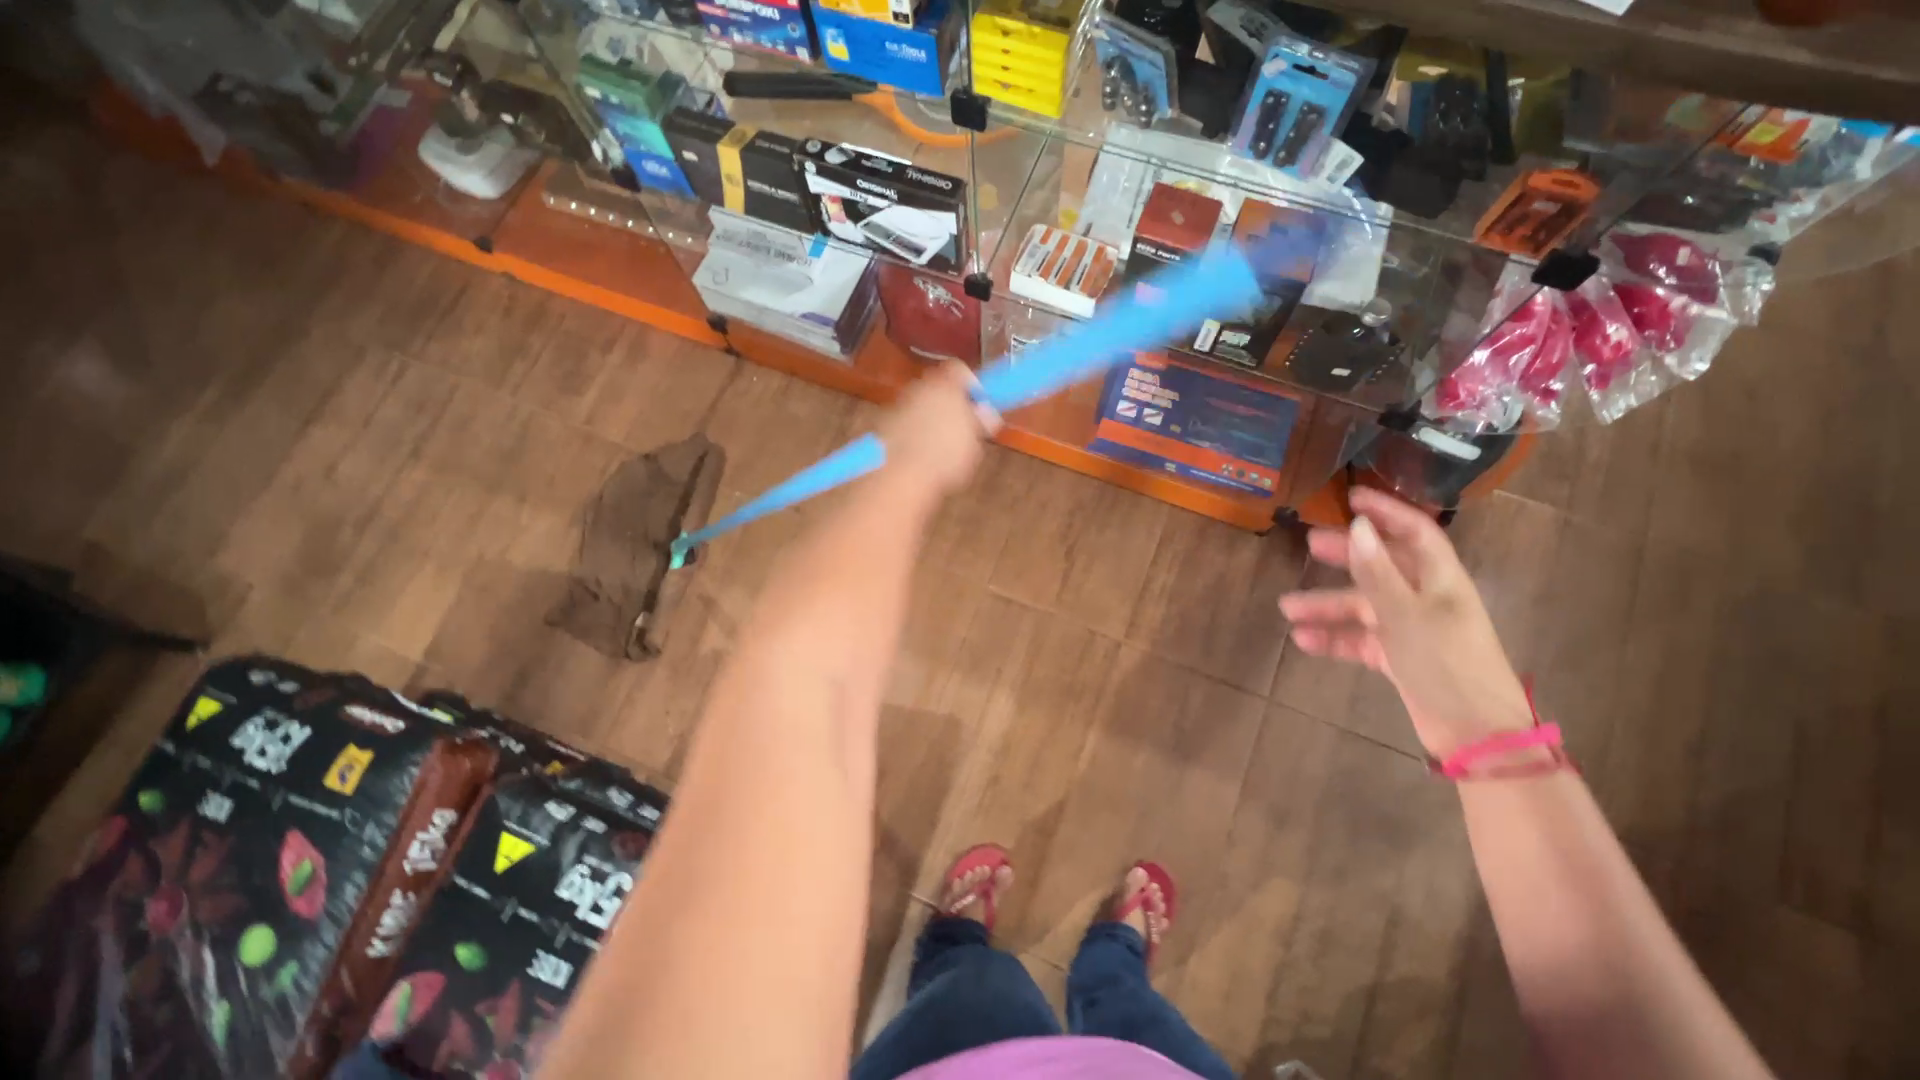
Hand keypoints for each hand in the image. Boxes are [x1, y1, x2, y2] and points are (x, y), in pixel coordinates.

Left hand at [878, 361, 995, 493]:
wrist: (902, 476)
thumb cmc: (945, 458)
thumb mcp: (976, 444)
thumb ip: (980, 424)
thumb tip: (984, 414)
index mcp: (946, 385)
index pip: (960, 369)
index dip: (972, 385)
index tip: (980, 406)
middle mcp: (920, 387)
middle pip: (938, 386)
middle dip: (950, 402)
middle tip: (963, 428)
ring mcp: (899, 404)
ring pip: (920, 403)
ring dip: (930, 417)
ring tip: (941, 445)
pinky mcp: (883, 423)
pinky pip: (905, 420)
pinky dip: (912, 430)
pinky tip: (920, 454)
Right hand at [1278, 488, 1532, 757]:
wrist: (1474, 731)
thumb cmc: (1446, 663)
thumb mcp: (1407, 614)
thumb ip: (1378, 573)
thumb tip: (1357, 526)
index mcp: (1440, 579)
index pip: (1414, 532)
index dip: (1387, 512)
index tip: (1351, 497)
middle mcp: (1426, 598)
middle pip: (1382, 566)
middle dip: (1346, 556)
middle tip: (1308, 544)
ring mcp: (1412, 630)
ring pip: (1363, 607)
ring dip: (1327, 605)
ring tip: (1287, 607)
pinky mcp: (1399, 659)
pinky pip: (1361, 640)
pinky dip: (1335, 638)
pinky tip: (1303, 641)